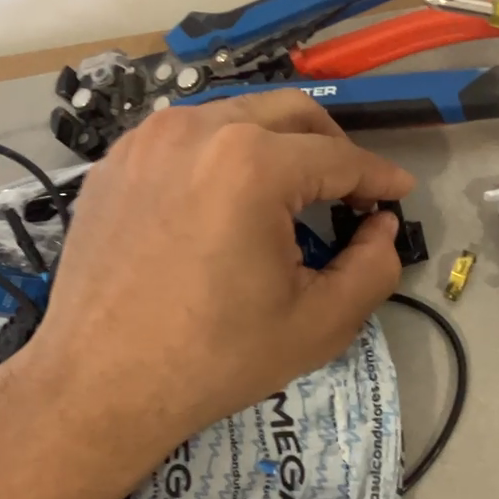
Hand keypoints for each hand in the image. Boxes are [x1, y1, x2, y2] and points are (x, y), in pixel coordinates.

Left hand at [12, 89, 414, 491]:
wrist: (100, 385)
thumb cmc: (215, 358)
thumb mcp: (319, 324)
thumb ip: (374, 266)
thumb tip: (381, 226)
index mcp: (253, 166)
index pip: (339, 157)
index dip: (378, 177)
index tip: (399, 193)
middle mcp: (198, 131)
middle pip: (291, 113)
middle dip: (332, 145)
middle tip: (349, 189)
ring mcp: (148, 140)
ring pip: (236, 115)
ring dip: (277, 143)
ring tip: (291, 191)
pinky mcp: (116, 162)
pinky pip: (187, 137)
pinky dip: (222, 154)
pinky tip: (226, 199)